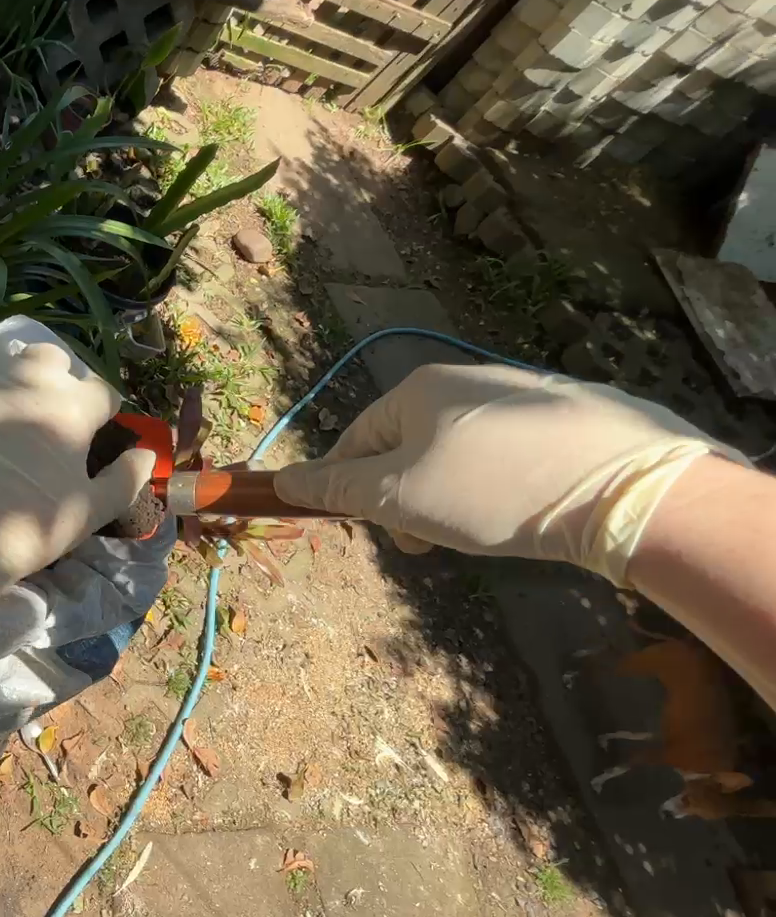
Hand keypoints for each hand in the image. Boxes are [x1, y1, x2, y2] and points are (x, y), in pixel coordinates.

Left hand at [0, 316, 154, 603]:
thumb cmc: (28, 528)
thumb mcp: (90, 512)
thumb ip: (125, 479)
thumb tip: (146, 455)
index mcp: (71, 407)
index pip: (100, 391)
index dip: (98, 412)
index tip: (87, 433)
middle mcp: (27, 379)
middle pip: (51, 359)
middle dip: (53, 380)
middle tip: (41, 414)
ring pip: (0, 352)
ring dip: (6, 369)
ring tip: (0, 400)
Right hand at [273, 363, 745, 584]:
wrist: (636, 495)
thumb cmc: (489, 490)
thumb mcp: (391, 496)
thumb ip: (330, 487)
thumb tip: (281, 479)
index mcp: (418, 389)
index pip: (354, 442)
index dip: (348, 488)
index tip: (368, 526)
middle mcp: (470, 378)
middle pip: (407, 446)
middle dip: (403, 496)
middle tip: (423, 538)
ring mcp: (529, 393)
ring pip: (458, 451)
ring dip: (448, 493)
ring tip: (476, 529)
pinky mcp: (580, 415)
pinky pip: (511, 451)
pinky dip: (500, 483)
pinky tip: (522, 510)